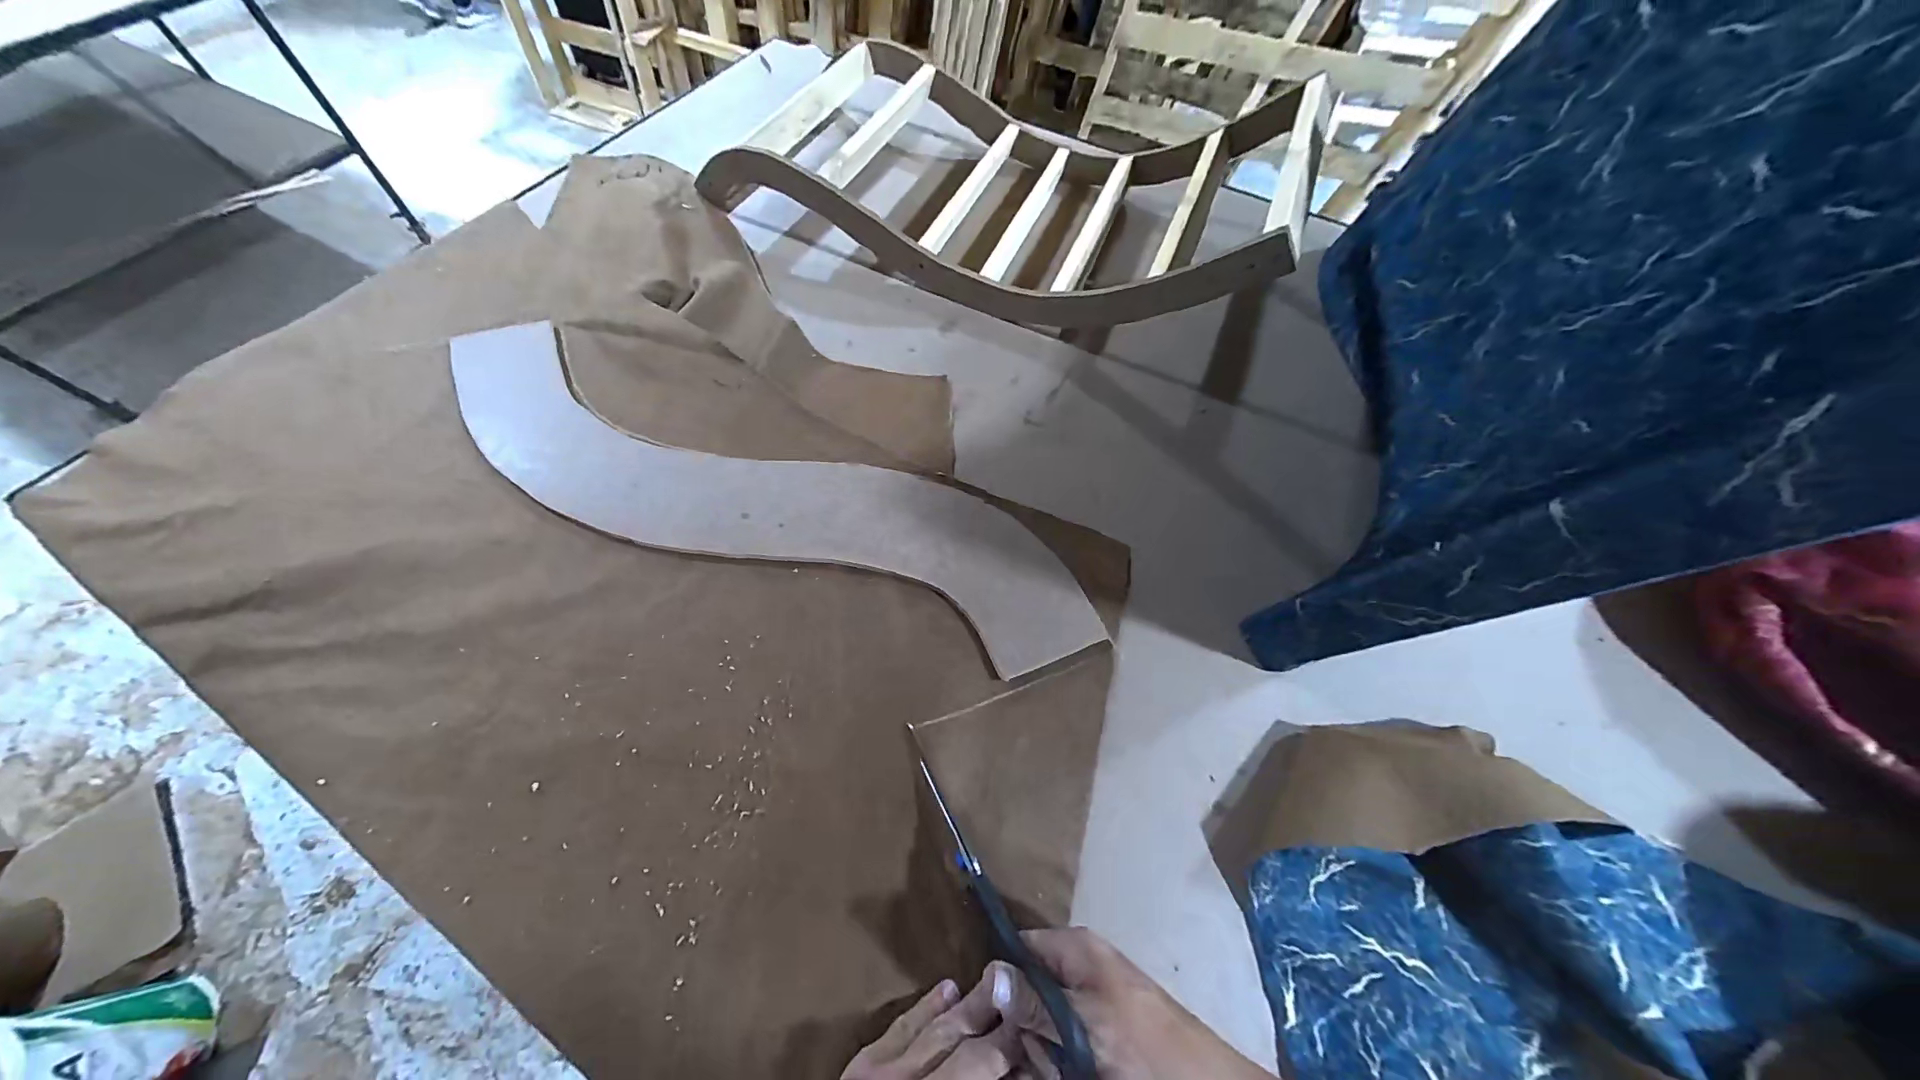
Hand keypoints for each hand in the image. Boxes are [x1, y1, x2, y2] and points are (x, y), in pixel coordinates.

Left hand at [843, 964, 1032, 1079]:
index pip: (987, 1070)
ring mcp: (886, 1077)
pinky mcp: (862, 1067)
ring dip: (970, 1008)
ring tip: (997, 987)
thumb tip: (1020, 1077)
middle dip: (1001, 1028)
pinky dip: (925, 1007)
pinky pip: (900, 1028)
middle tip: (1029, 1000)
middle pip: (970, 1054)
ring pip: (937, 1033)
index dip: (1016, 1053)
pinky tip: (948, 988)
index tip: (1042, 1037)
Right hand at [994, 927, 1272, 1079]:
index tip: (981, 1011)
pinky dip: (1054, 1057)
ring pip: (1040, 1019)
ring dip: (1037, 1046)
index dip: (997, 977)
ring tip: (1052, 1065)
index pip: (1017, 946)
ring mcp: (1086, 1000)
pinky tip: (1059, 1069)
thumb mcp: (1085, 1022)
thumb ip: (1037, 1001)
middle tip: (1028, 1050)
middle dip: (1020, 1021)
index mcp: (1074, 948)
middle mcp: (1077, 966)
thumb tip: (991, 974)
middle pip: (1025, 986)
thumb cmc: (1142, 1044)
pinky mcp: (1095, 1031)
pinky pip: (1059, 1039)